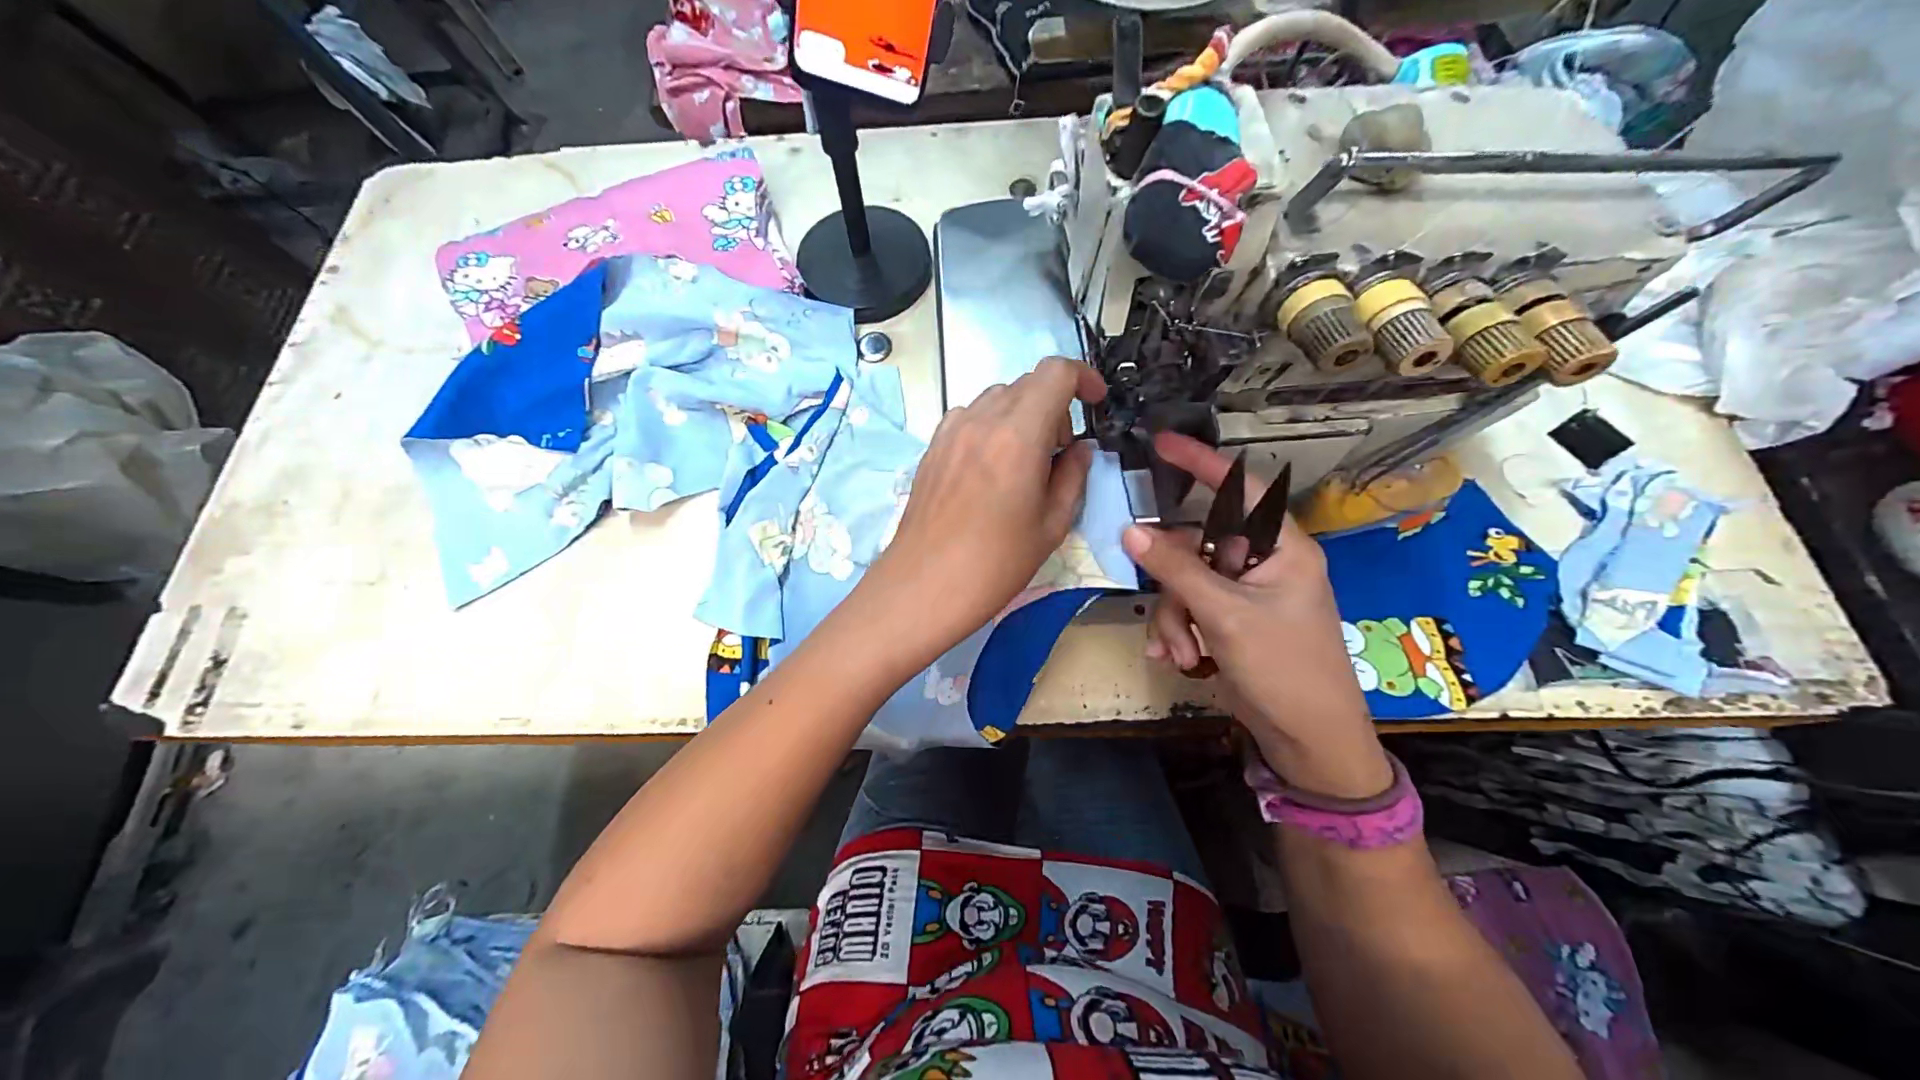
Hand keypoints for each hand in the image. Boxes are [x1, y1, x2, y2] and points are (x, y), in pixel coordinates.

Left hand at [864, 357, 1106, 651]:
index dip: (1084, 378)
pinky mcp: (933, 447)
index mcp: (1018, 436)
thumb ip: (1073, 477)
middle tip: (1060, 452)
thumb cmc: (995, 564)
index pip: (1056, 372)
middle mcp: (982, 421)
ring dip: (1023, 415)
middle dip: (1056, 406)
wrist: (924, 586)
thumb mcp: (1051, 525)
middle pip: (1028, 383)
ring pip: (998, 398)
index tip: (1095, 402)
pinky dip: (992, 426)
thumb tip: (1079, 450)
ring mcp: (952, 431)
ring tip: (1026, 463)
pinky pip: (971, 417)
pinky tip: (992, 468)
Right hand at [1123, 433, 1392, 798]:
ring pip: (1185, 581)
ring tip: (1182, 653)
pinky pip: (1188, 607)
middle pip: (1196, 546)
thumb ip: (1176, 569)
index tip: (1162, 444)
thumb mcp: (1225, 615)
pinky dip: (1177, 630)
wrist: (1307, 737)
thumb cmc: (1283, 667)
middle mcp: (1263, 562)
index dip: (1201, 464)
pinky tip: (1178, 659)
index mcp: (1283, 548)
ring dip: (1174, 618)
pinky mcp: (1229, 619)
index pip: (1240, 490)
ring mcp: (1244, 593)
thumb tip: (1131, 528)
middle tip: (1172, 618)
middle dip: (1175, 586)